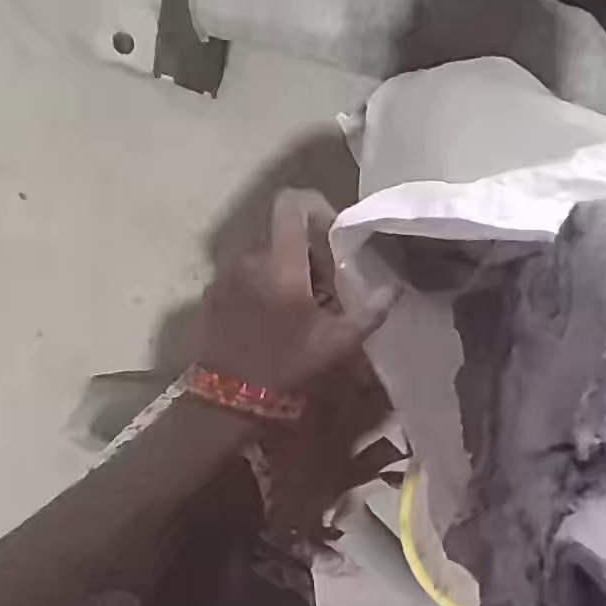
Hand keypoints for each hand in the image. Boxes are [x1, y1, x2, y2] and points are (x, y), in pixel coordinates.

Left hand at [195, 189, 394, 393]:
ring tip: (301, 309)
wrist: (224, 402)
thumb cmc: (286, 365)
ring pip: (264, 257)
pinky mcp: (211, 295)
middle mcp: (249, 258)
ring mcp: (225, 276)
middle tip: (326, 288)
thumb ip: (369, 311)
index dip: (316, 208)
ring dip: (286, 272)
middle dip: (309, 254)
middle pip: (284, 236)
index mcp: (281, 262)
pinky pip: (244, 276)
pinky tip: (272, 321)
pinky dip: (263, 286)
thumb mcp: (337, 342)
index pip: (292, 204)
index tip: (333, 238)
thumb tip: (394, 289)